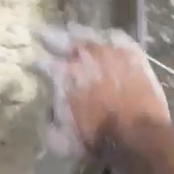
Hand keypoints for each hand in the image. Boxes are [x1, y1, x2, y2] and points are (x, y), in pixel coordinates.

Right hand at [36, 26, 169, 154]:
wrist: (138, 136)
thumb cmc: (98, 139)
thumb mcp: (62, 140)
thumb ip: (50, 122)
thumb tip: (48, 111)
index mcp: (63, 75)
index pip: (44, 63)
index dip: (38, 65)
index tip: (35, 66)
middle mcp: (83, 57)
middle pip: (64, 40)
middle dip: (53, 38)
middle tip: (46, 35)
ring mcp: (109, 53)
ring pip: (90, 35)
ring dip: (80, 35)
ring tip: (75, 33)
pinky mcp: (132, 56)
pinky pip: (118, 38)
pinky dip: (110, 38)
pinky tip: (107, 40)